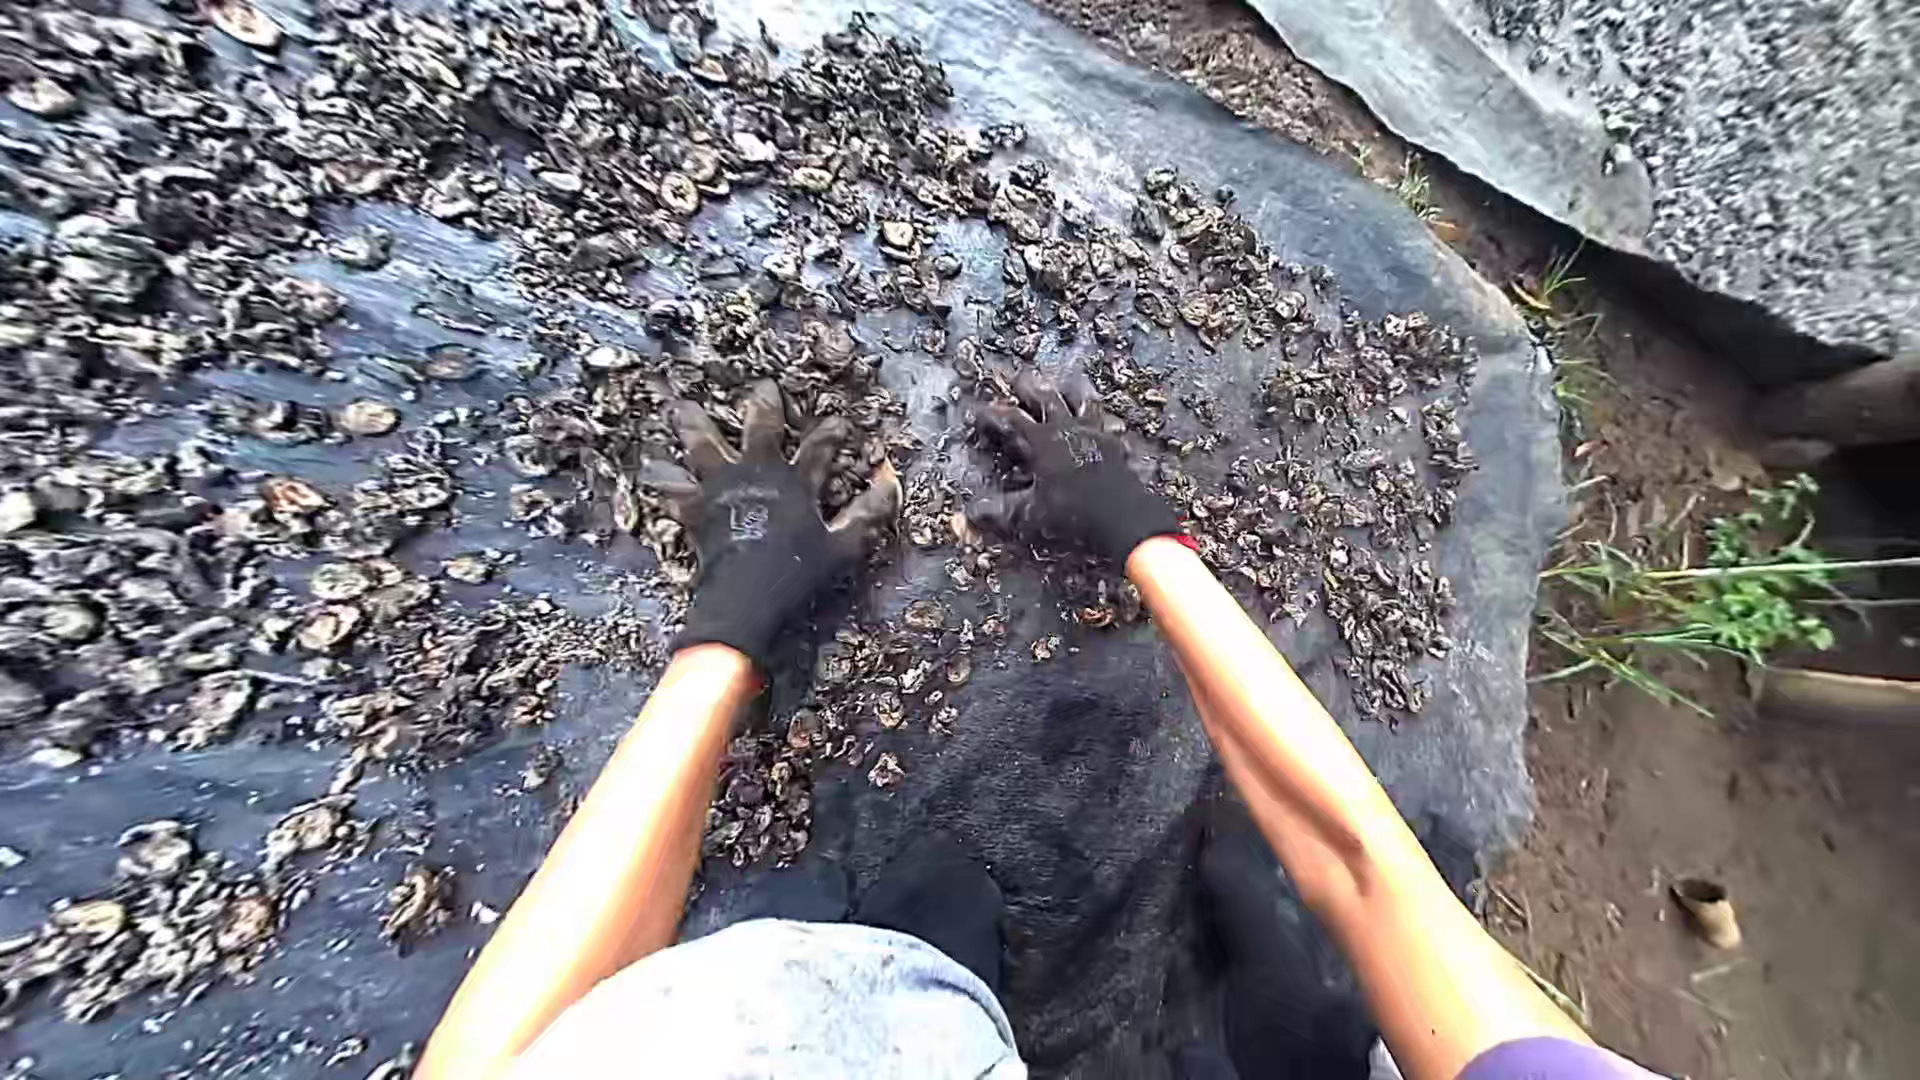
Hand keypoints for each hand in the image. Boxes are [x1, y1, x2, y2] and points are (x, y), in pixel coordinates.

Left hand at [647, 379, 899, 673]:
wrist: (745, 597)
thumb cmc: (797, 573)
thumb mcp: (843, 546)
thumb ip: (867, 512)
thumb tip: (891, 481)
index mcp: (794, 483)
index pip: (819, 449)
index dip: (831, 433)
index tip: (840, 420)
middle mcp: (757, 475)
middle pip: (760, 431)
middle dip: (765, 407)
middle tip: (763, 388)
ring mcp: (723, 489)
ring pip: (707, 447)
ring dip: (696, 426)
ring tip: (682, 408)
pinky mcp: (696, 509)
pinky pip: (675, 488)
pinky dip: (664, 478)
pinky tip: (653, 469)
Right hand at [970, 370, 1180, 564]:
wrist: (1123, 518)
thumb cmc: (1071, 514)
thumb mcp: (1030, 515)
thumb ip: (1001, 512)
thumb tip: (968, 514)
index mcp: (1042, 442)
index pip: (1011, 421)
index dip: (992, 416)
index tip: (977, 412)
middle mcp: (1068, 430)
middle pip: (1046, 400)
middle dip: (1029, 388)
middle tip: (1018, 376)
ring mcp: (1095, 435)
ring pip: (1084, 403)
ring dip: (1074, 392)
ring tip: (1071, 382)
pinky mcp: (1117, 448)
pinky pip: (1110, 429)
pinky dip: (1106, 425)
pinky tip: (1110, 426)